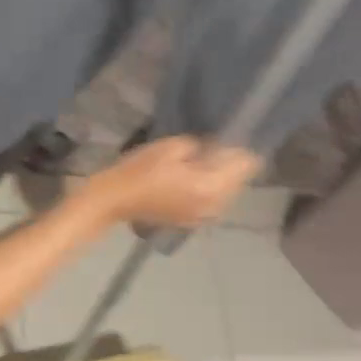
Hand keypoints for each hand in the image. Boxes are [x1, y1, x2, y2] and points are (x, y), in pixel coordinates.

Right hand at [82, 136, 260, 228]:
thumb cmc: (138, 170)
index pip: (247, 164)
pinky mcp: (191, 221)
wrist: (113, 200)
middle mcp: (215, 205)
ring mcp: (204, 216)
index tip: (224, 139)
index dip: (238, 148)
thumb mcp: (171, 147)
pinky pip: (210, 202)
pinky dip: (206, 191)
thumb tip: (216, 149)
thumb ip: (201, 146)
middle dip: (229, 164)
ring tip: (196, 166)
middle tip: (208, 150)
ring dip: (218, 179)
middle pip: (239, 180)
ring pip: (225, 192)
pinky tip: (186, 182)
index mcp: (212, 186)